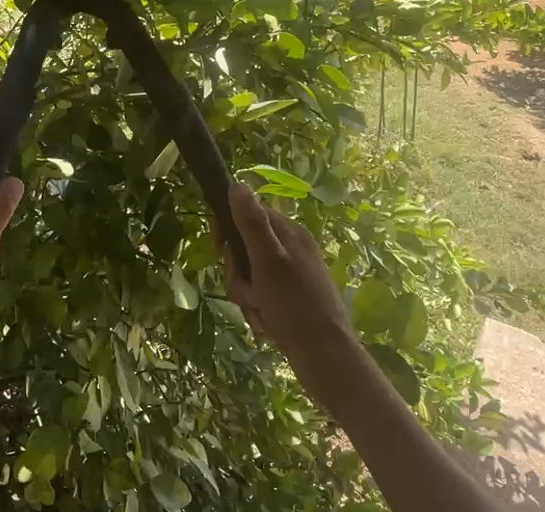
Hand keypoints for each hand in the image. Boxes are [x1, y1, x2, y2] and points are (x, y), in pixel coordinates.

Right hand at [221, 182, 353, 366]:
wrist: (328, 360)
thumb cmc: (295, 307)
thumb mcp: (268, 262)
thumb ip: (252, 223)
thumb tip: (237, 184)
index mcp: (290, 234)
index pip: (250, 212)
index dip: (228, 228)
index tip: (216, 248)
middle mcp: (293, 249)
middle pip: (246, 247)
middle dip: (238, 273)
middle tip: (247, 292)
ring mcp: (294, 276)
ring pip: (251, 274)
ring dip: (247, 296)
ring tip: (259, 314)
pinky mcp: (293, 300)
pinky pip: (263, 295)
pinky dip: (259, 310)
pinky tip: (266, 326)